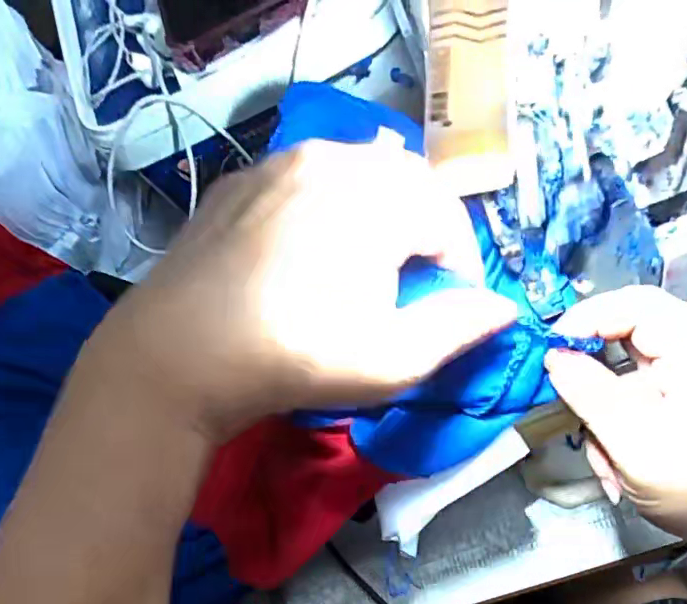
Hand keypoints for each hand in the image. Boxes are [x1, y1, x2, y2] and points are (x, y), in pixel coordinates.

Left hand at [89, 139, 519, 438]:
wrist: (183, 355)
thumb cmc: (300, 359)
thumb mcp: (394, 360)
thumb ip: (459, 329)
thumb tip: (504, 309)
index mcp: (378, 197)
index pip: (450, 222)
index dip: (462, 273)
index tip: (451, 318)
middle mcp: (332, 159)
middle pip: (409, 186)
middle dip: (427, 238)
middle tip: (416, 293)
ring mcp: (279, 163)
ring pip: (358, 177)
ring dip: (381, 220)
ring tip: (369, 273)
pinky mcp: (242, 182)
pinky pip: (308, 182)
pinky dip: (331, 212)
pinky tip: (314, 258)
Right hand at [544, 286, 686, 575]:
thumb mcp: (638, 445)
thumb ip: (591, 395)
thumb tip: (554, 355)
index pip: (636, 304)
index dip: (586, 318)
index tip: (547, 350)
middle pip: (629, 341)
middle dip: (593, 384)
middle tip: (568, 412)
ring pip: (629, 380)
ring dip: (606, 421)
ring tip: (610, 468)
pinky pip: (643, 404)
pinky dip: (623, 434)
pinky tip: (622, 472)